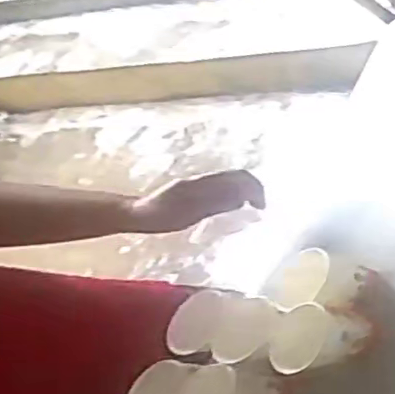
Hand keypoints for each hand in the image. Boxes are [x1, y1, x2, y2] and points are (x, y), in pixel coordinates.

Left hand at [130, 170, 264, 232]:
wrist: (134, 214)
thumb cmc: (159, 216)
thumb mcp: (191, 213)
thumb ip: (216, 204)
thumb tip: (243, 198)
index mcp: (205, 182)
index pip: (241, 177)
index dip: (256, 189)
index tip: (261, 206)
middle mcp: (204, 179)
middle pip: (240, 177)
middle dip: (255, 189)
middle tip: (260, 206)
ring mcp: (200, 183)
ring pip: (233, 181)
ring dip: (246, 192)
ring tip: (250, 206)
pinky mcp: (196, 188)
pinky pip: (223, 187)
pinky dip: (235, 195)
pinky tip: (234, 206)